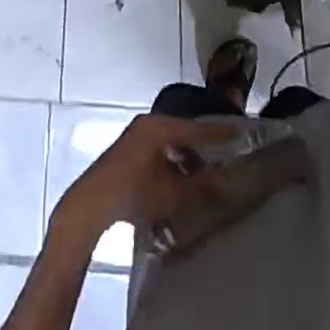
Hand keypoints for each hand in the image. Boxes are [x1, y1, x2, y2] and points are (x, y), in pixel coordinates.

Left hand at [50, 115, 232, 239]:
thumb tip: (227, 181)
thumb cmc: (132, 195)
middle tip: (223, 152)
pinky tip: (180, 177)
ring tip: (202, 172)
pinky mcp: (129, 147)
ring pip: (170, 140)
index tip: (239, 132)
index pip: (196, 128)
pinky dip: (171, 158)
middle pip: (183, 131)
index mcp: (158, 127)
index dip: (218, 133)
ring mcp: (136, 134)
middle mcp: (147, 124)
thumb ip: (202, 186)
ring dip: (186, 155)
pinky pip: (159, 146)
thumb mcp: (172, 193)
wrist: (91, 205)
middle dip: (202, 145)